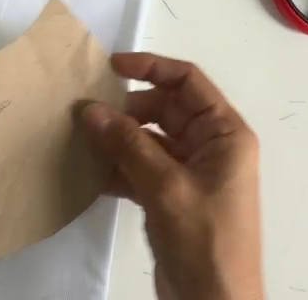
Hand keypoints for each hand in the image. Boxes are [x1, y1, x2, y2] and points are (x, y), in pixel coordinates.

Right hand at [81, 53, 263, 299]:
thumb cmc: (205, 241)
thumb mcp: (166, 187)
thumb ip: (127, 145)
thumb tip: (89, 109)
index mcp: (225, 133)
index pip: (188, 81)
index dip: (152, 68)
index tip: (112, 67)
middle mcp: (211, 146)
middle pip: (165, 109)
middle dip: (128, 108)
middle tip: (88, 112)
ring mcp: (192, 174)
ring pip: (150, 139)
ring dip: (119, 138)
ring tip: (83, 138)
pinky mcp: (173, 199)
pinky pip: (143, 168)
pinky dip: (119, 168)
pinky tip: (91, 172)